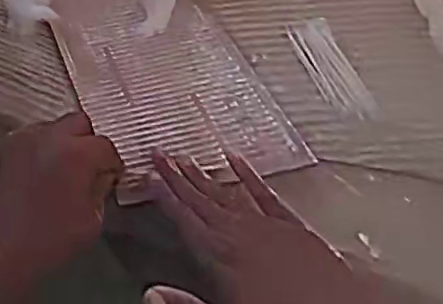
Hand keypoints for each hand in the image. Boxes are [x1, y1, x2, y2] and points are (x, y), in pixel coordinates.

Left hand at [0, 113, 123, 303]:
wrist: (7, 240)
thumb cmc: (53, 236)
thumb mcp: (93, 218)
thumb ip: (102, 187)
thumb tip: (105, 174)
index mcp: (77, 153)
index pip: (106, 145)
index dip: (113, 161)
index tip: (113, 174)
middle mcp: (52, 135)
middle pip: (81, 122)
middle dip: (91, 141)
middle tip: (94, 165)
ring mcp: (29, 134)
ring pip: (58, 125)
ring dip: (68, 140)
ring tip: (69, 167)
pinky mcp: (13, 140)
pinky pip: (38, 134)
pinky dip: (48, 144)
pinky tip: (48, 168)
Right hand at [149, 152, 368, 303]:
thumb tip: (150, 293)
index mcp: (221, 257)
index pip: (183, 219)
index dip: (163, 196)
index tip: (147, 174)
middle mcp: (239, 235)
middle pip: (200, 199)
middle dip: (176, 176)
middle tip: (157, 152)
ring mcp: (267, 227)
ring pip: (225, 193)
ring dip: (203, 175)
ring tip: (184, 156)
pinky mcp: (295, 229)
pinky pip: (265, 195)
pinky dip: (248, 175)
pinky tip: (235, 159)